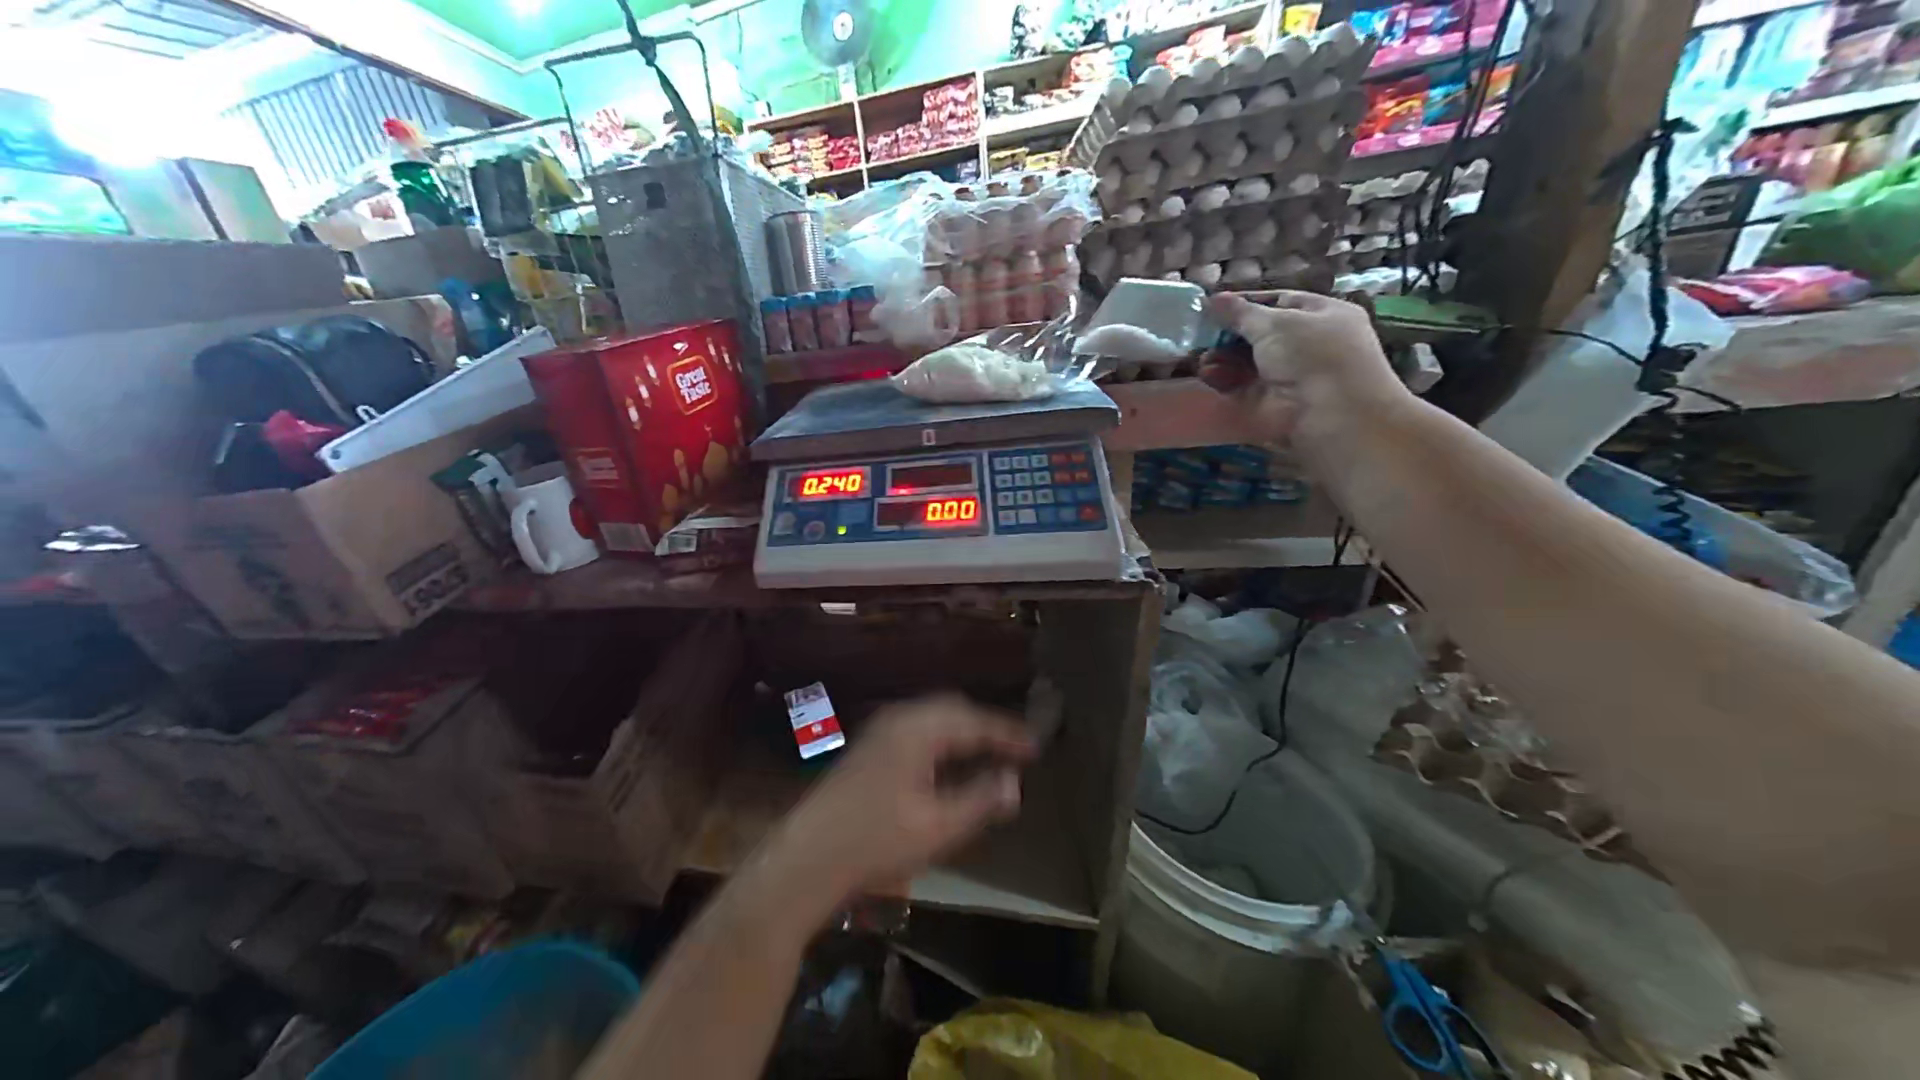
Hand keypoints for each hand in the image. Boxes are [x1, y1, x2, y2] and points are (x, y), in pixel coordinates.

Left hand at [762, 694, 1035, 911]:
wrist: (806, 858)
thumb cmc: (875, 843)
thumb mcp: (938, 827)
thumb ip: (980, 800)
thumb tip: (1014, 782)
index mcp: (917, 730)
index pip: (974, 721)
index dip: (1007, 733)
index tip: (1037, 745)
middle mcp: (898, 719)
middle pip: (953, 710)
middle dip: (986, 726)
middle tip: (1017, 746)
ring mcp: (879, 732)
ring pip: (934, 718)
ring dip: (964, 731)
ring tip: (991, 752)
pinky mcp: (869, 748)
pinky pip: (918, 730)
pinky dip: (943, 740)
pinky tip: (950, 764)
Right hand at [1198, 291, 1407, 446]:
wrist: (1331, 415)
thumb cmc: (1312, 355)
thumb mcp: (1276, 323)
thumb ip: (1241, 313)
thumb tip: (1213, 298)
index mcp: (1322, 315)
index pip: (1280, 302)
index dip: (1247, 303)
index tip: (1215, 305)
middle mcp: (1307, 344)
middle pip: (1259, 334)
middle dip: (1228, 335)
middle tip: (1200, 335)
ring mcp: (1289, 376)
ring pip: (1247, 362)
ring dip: (1222, 358)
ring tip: (1201, 359)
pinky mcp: (1272, 403)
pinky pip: (1243, 386)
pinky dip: (1225, 380)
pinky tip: (1208, 376)